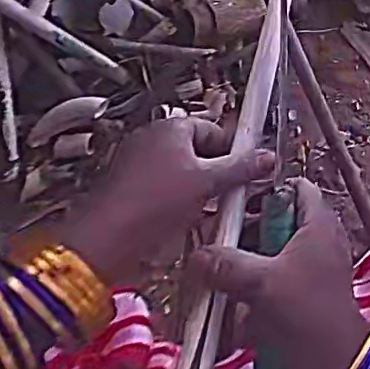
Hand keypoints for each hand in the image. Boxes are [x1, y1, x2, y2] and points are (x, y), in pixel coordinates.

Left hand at [60, 117, 274, 283]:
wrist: (105, 242)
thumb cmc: (151, 203)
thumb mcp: (207, 184)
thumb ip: (239, 169)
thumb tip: (264, 158)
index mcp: (171, 126)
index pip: (213, 129)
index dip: (231, 150)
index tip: (245, 167)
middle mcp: (152, 138)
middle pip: (197, 151)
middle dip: (214, 173)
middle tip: (228, 193)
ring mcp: (137, 162)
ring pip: (180, 172)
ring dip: (196, 191)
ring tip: (207, 211)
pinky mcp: (128, 188)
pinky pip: (162, 189)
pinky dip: (176, 202)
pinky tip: (184, 223)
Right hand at [190, 180, 369, 368]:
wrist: (335, 368)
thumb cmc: (308, 312)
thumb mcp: (263, 283)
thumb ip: (228, 266)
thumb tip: (197, 256)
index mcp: (319, 223)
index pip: (296, 186)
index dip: (268, 189)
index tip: (240, 202)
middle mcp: (321, 239)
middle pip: (282, 219)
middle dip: (251, 230)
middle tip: (225, 239)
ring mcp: (317, 267)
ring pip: (278, 250)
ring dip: (252, 260)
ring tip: (226, 271)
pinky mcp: (310, 293)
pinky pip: (281, 278)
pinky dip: (262, 284)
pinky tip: (240, 301)